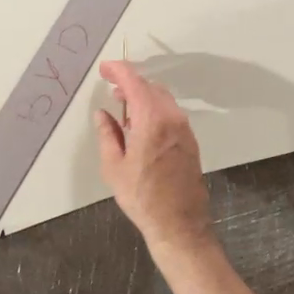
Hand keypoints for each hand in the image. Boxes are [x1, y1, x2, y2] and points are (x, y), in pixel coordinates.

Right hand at [94, 59, 215, 257]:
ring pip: (162, 99)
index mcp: (151, 120)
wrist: (179, 223)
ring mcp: (184, 129)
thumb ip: (107, 134)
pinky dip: (154, 110)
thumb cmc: (141, 196)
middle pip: (150, 87)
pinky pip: (170, 114)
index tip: (104, 69)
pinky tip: (141, 127)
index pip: (134, 81)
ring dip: (143, 97)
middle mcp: (172, 118)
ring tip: (124, 110)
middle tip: (111, 91)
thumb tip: (103, 114)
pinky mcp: (190, 141)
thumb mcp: (114, 166)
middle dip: (130, 83)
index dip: (118, 70)